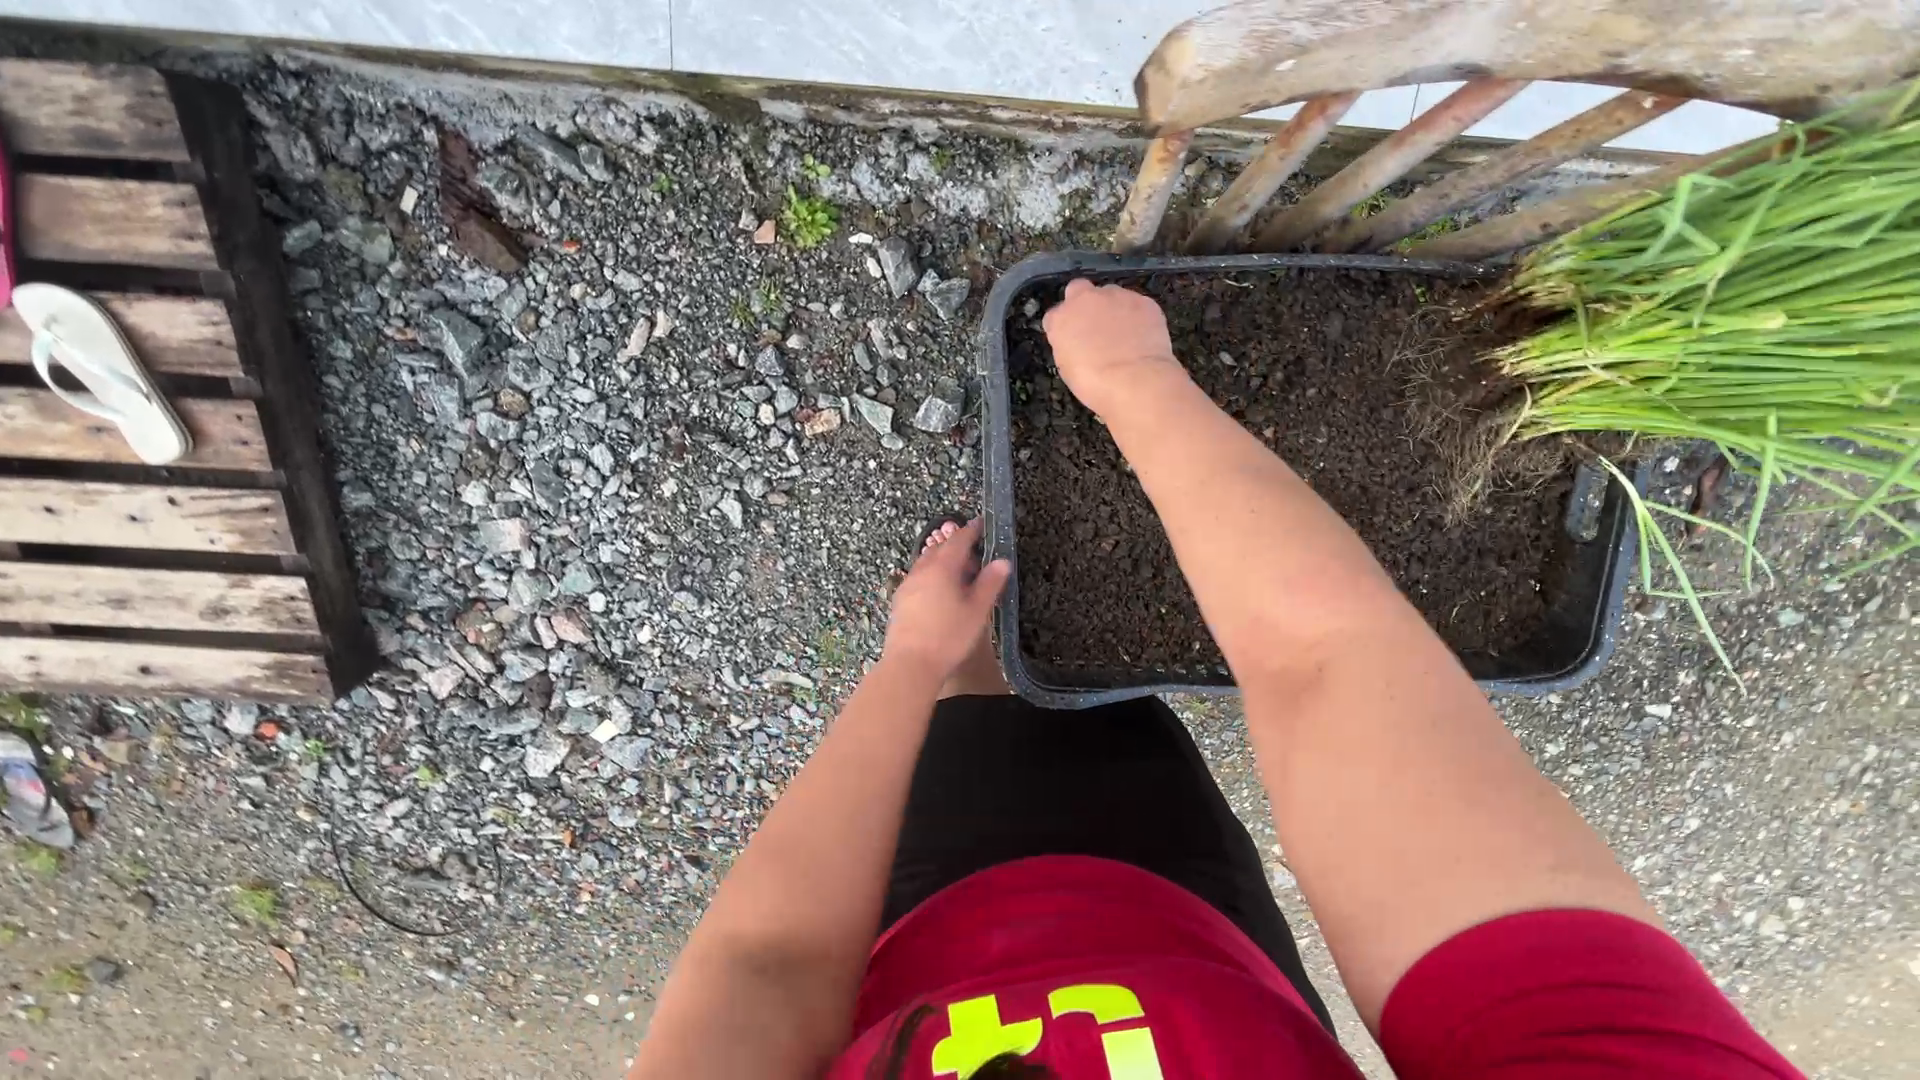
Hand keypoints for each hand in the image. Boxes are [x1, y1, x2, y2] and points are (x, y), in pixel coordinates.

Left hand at [882, 519, 1010, 681]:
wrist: (910, 665)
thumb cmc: (948, 637)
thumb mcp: (977, 611)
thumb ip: (990, 584)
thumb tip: (1002, 562)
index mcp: (942, 568)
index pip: (958, 540)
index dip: (971, 531)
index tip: (980, 524)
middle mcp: (921, 571)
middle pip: (939, 550)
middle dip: (957, 548)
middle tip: (976, 560)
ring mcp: (907, 586)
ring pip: (926, 564)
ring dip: (943, 564)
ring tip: (961, 580)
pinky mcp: (900, 602)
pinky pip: (919, 579)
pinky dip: (932, 577)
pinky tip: (941, 595)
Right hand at [1041, 278, 1189, 417]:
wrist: (1134, 381)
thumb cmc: (1094, 383)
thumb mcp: (1067, 367)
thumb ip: (1068, 343)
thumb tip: (1077, 340)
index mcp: (1061, 318)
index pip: (1055, 315)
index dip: (1064, 327)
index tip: (1071, 340)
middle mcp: (1086, 299)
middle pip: (1079, 290)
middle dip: (1084, 304)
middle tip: (1095, 327)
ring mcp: (1117, 296)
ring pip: (1111, 295)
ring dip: (1113, 308)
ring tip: (1123, 334)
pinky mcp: (1144, 301)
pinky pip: (1137, 305)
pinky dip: (1137, 316)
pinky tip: (1141, 336)